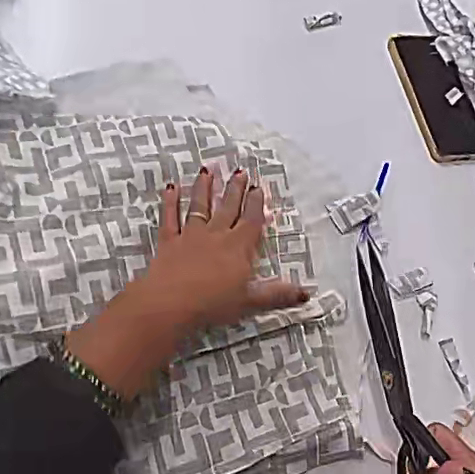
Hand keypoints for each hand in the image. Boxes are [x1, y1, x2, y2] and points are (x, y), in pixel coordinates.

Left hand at [133, 166, 309, 329]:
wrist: (171, 303)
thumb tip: (305, 295)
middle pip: (228, 208)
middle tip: (240, 172)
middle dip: (235, 189)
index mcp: (238, 247)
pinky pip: (170, 218)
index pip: (251, 221)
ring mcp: (190, 236)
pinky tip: (171, 188)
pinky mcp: (168, 242)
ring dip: (204, 188)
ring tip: (208, 171)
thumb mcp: (250, 301)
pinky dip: (170, 202)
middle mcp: (216, 235)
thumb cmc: (213, 303)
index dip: (256, 204)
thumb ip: (277, 295)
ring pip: (200, 206)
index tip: (259, 188)